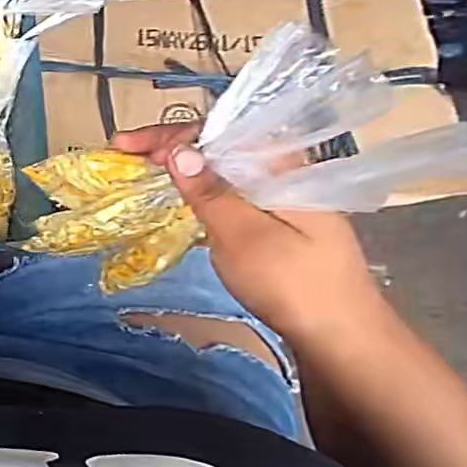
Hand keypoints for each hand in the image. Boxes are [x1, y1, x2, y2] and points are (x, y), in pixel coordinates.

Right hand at [112, 125, 390, 341]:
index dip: (168, 134)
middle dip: (169, 143)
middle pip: (218, 144)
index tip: (127, 146)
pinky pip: (228, 190)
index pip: (217, 131)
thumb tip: (178, 150)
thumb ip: (211, 192)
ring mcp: (279, 197)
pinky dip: (197, 187)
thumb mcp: (243, 236)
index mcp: (281, 167)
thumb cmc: (292, 284)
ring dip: (181, 163)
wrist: (341, 335)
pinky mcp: (274, 220)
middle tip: (124, 151)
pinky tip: (179, 193)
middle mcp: (282, 173)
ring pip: (222, 167)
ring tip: (143, 166)